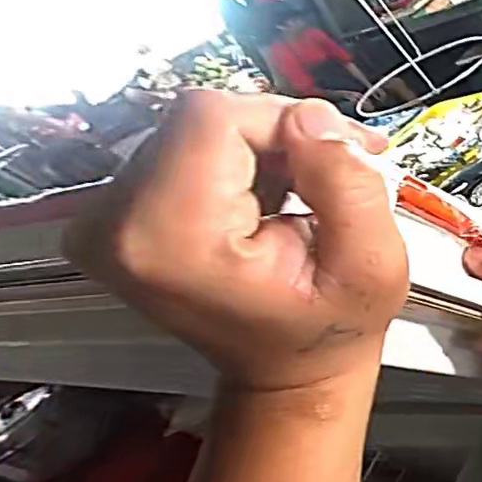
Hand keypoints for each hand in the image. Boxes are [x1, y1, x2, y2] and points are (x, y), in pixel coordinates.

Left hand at [65, 91, 408, 392]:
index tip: (332, 158)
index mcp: (170, 241)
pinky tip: (277, 193)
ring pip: (202, 124)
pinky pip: (192, 143)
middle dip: (282, 132)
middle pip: (206, 116)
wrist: (287, 365)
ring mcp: (110, 219)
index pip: (214, 117)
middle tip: (333, 176)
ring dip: (269, 144)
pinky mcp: (123, 209)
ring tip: (308, 191)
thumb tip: (313, 118)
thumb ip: (349, 185)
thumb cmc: (324, 331)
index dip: (286, 122)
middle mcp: (118, 227)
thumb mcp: (371, 264)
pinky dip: (247, 155)